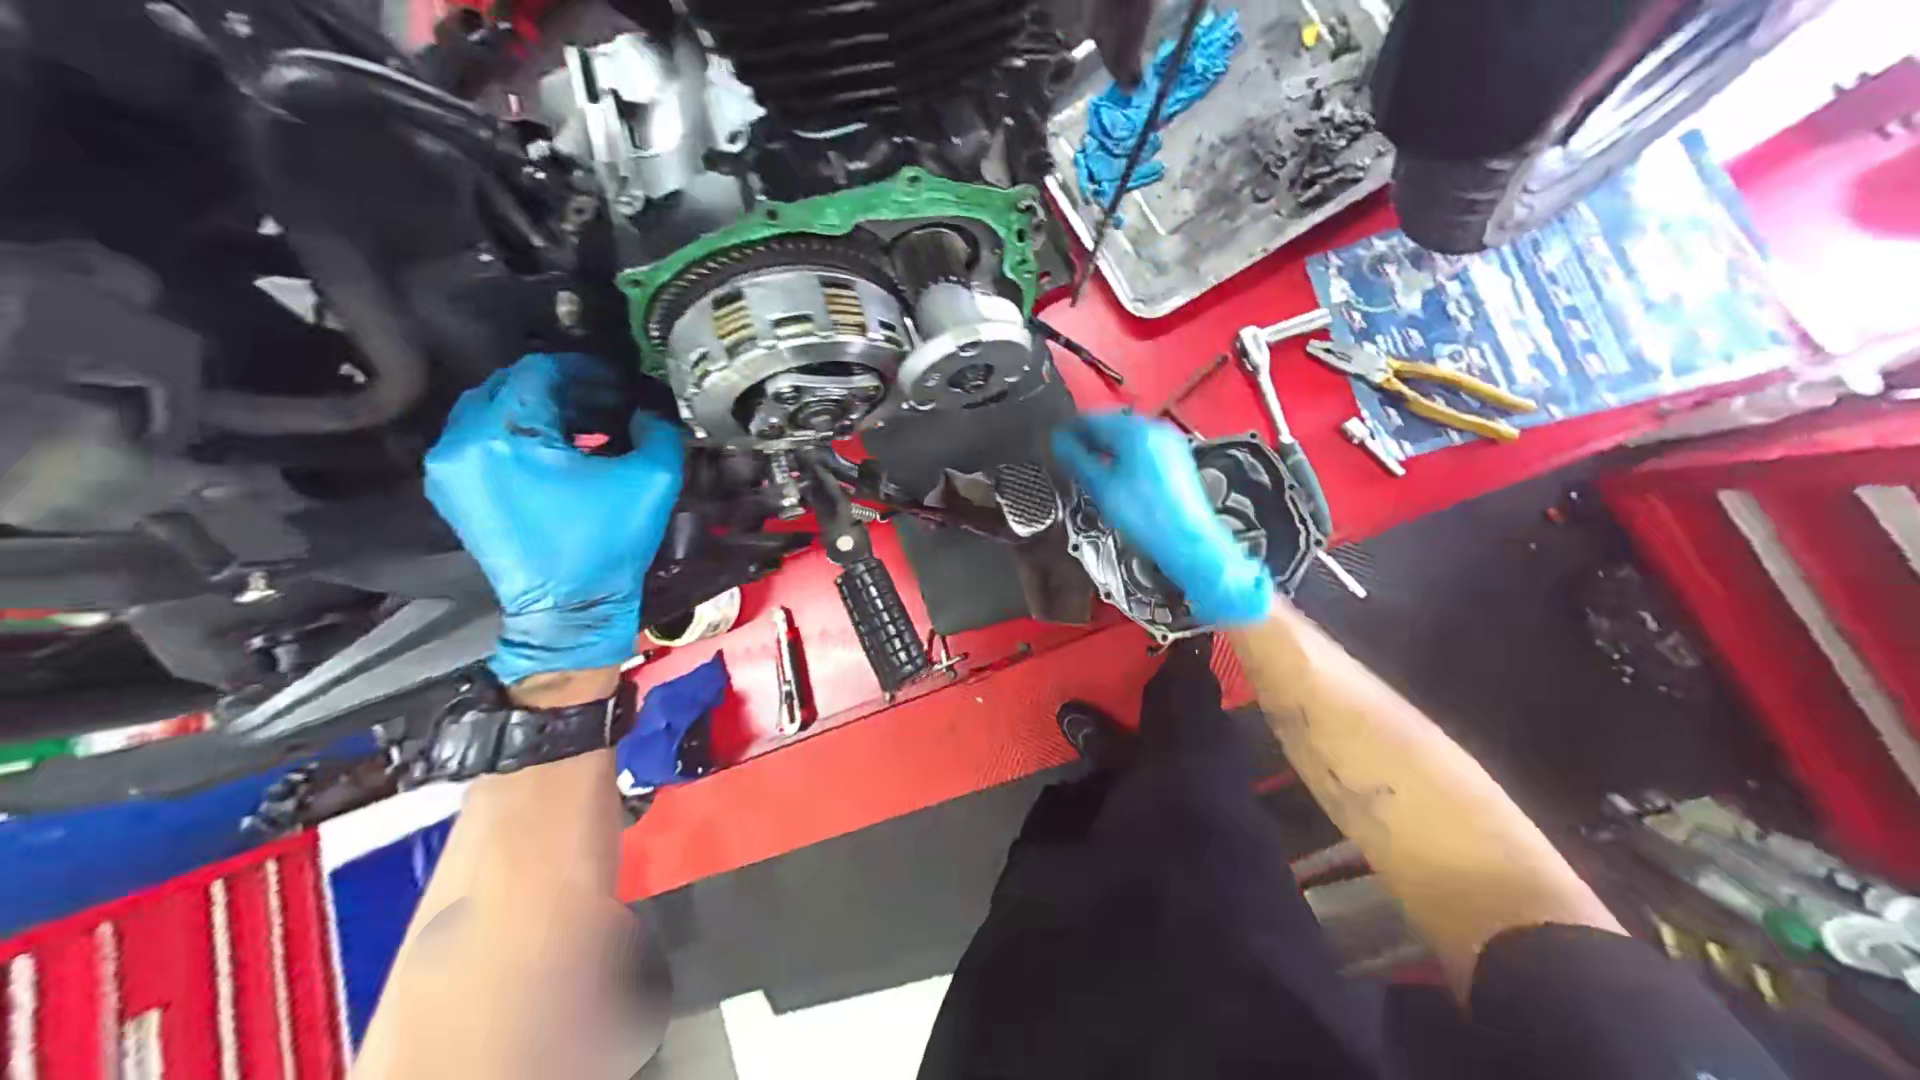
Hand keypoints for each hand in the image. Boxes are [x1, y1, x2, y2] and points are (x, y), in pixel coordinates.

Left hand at [426, 354, 684, 685]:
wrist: (568, 611)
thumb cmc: (606, 545)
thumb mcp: (652, 480)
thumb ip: (657, 429)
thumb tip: (648, 409)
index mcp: (505, 435)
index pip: (539, 370)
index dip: (584, 370)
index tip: (617, 383)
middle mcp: (463, 444)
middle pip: (512, 386)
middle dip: (564, 390)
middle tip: (606, 404)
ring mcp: (450, 469)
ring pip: (494, 412)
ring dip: (541, 411)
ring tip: (586, 428)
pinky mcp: (453, 491)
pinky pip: (482, 441)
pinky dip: (520, 436)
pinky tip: (560, 453)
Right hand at [1051, 411, 1271, 624]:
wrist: (1186, 542)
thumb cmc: (1150, 519)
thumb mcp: (1101, 487)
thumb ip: (1076, 460)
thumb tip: (1060, 444)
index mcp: (1137, 431)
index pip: (1092, 420)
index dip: (1070, 431)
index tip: (1056, 442)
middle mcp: (1156, 431)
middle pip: (1111, 427)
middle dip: (1088, 441)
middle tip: (1068, 456)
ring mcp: (1169, 445)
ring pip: (1127, 439)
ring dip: (1105, 450)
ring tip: (1087, 468)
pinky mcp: (1175, 460)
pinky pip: (1142, 451)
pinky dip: (1124, 458)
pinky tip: (1113, 477)